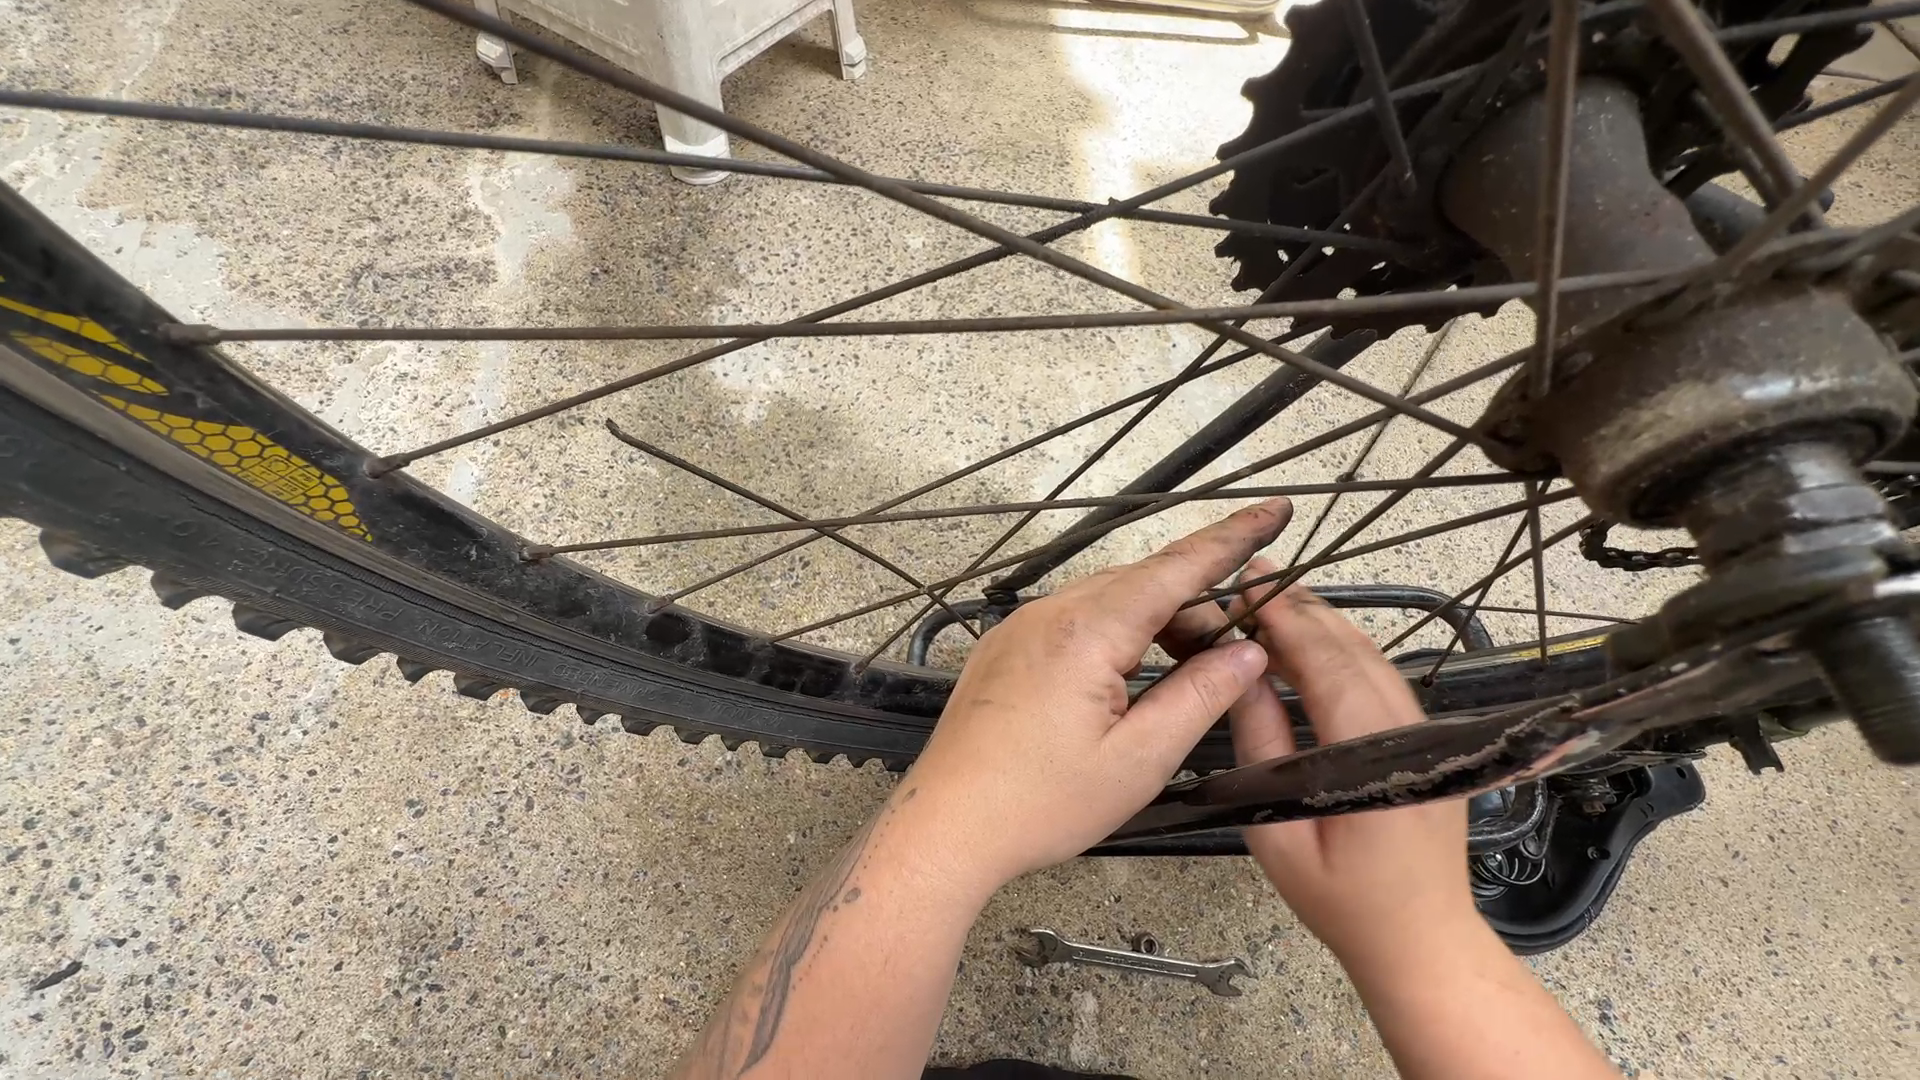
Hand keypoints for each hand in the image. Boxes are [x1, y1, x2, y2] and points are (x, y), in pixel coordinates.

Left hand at [898, 499, 1292, 893]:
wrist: (946, 823)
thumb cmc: (1043, 801)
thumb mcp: (1138, 758)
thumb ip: (1199, 696)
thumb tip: (1247, 652)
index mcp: (1087, 630)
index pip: (1173, 568)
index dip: (1228, 538)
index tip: (1271, 508)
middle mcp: (1049, 612)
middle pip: (1140, 584)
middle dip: (1195, 604)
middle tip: (1234, 647)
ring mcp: (1019, 626)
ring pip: (1105, 602)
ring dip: (1153, 622)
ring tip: (1186, 666)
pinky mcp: (1004, 647)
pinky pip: (1072, 620)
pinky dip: (1113, 634)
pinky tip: (1127, 673)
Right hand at [1163, 556, 1479, 975]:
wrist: (1420, 939)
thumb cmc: (1339, 897)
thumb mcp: (1278, 828)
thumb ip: (1263, 745)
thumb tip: (1242, 673)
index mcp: (1373, 756)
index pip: (1328, 667)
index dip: (1287, 620)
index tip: (1249, 584)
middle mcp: (1408, 732)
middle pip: (1355, 651)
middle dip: (1303, 607)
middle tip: (1258, 573)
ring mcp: (1425, 735)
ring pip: (1374, 659)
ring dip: (1325, 622)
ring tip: (1278, 594)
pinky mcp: (1426, 741)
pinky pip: (1382, 678)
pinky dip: (1345, 648)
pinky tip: (1316, 638)